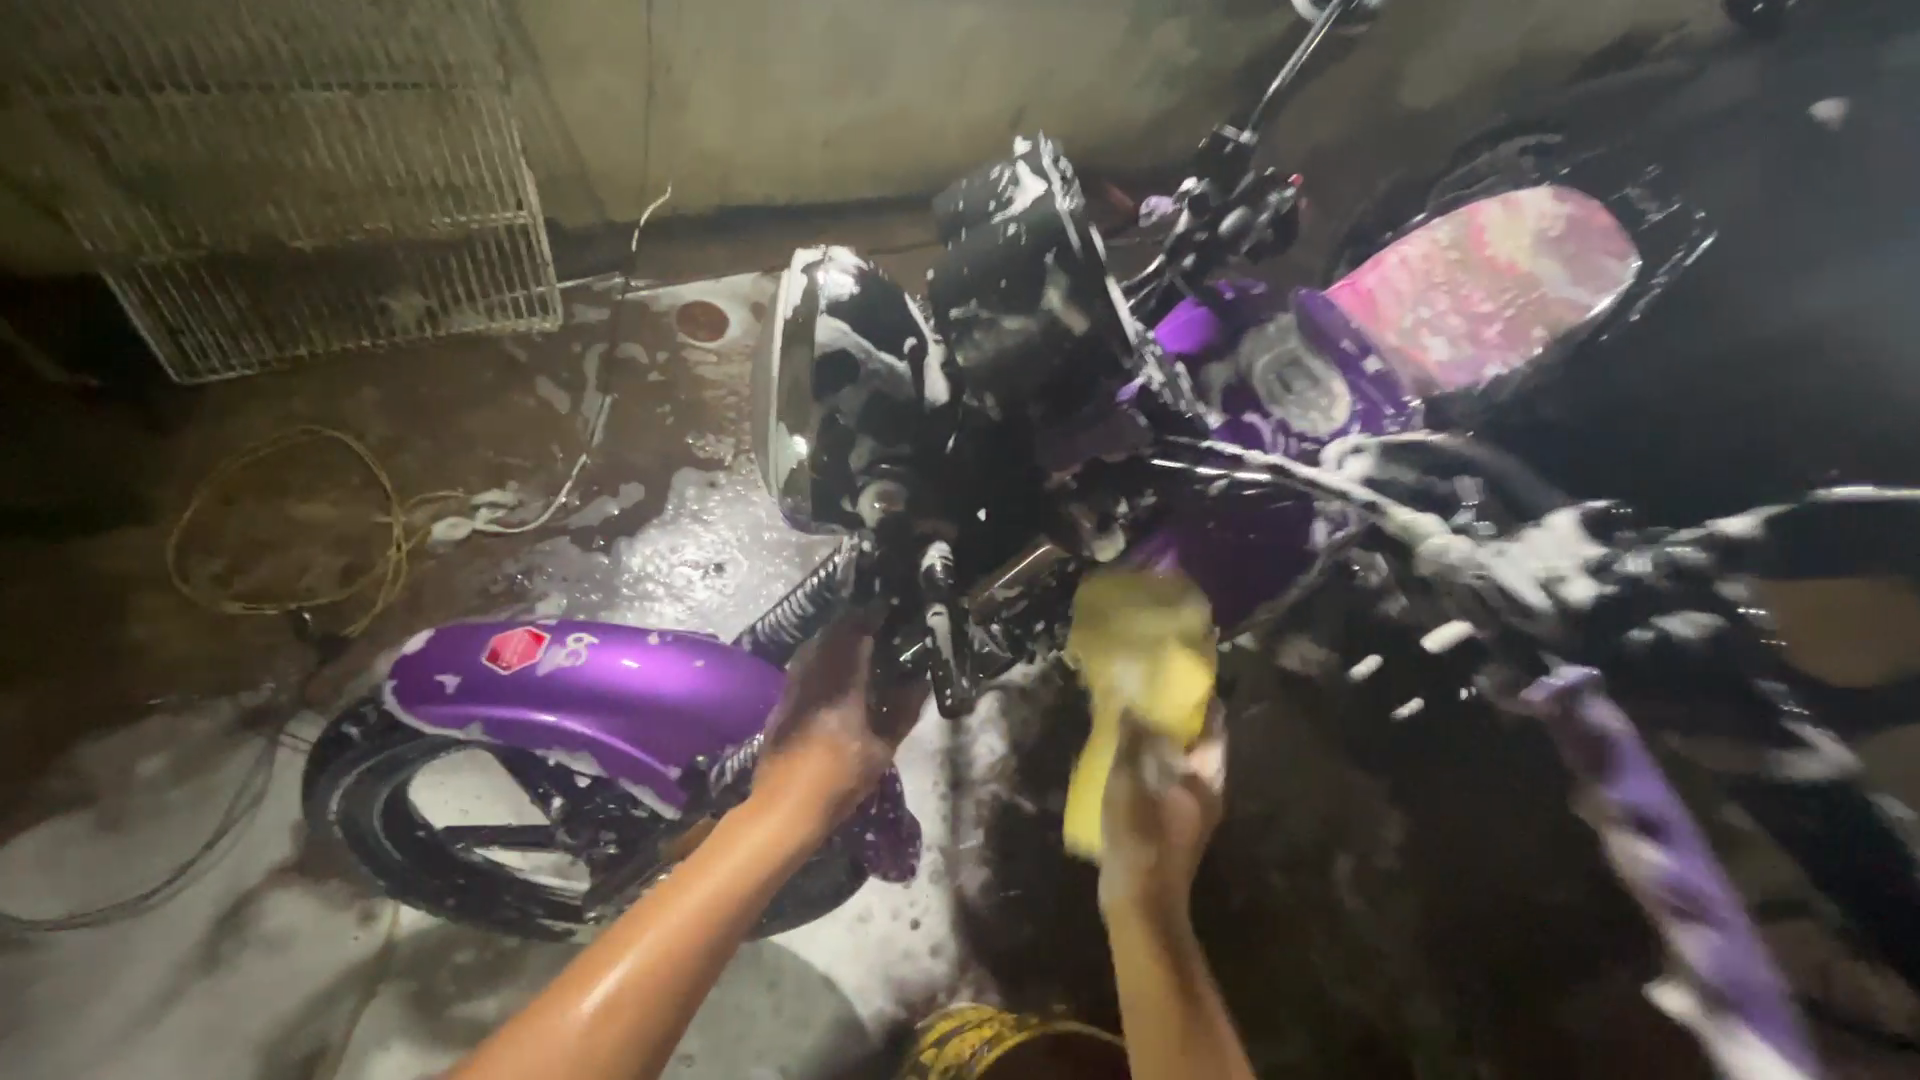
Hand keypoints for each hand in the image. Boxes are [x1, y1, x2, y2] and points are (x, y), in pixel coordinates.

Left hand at [748, 610, 926, 828]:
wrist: (784, 809)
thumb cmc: (838, 782)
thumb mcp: (881, 751)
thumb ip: (902, 712)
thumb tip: (919, 682)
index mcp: (841, 687)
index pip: (854, 636)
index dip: (870, 617)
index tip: (886, 609)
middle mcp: (812, 679)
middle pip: (829, 635)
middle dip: (850, 623)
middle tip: (872, 622)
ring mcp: (791, 689)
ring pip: (811, 648)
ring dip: (832, 638)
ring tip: (853, 641)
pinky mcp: (780, 703)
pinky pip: (800, 665)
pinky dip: (818, 656)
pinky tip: (830, 670)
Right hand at [1098, 705, 1226, 920]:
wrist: (1142, 905)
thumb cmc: (1140, 840)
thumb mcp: (1128, 785)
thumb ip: (1131, 744)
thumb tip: (1131, 706)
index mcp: (1206, 780)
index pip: (1213, 730)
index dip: (1202, 703)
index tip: (1181, 680)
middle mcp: (1207, 794)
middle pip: (1199, 748)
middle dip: (1179, 723)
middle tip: (1151, 697)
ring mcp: (1192, 815)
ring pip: (1183, 768)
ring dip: (1164, 747)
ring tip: (1135, 725)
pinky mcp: (1174, 829)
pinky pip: (1168, 786)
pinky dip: (1154, 769)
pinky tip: (1128, 765)